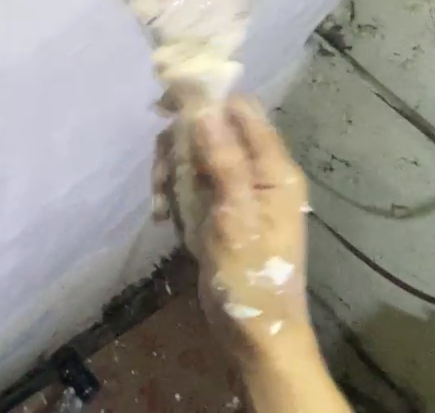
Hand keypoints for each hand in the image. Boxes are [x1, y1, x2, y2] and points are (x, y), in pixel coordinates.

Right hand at [184, 98, 311, 357]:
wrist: (255, 336)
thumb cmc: (252, 278)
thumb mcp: (235, 218)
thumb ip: (223, 161)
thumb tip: (203, 108)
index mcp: (274, 169)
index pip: (240, 108)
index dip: (204, 97)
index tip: (164, 105)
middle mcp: (259, 171)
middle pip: (211, 127)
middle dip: (179, 143)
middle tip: (160, 170)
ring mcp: (238, 188)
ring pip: (194, 152)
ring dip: (170, 170)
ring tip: (161, 201)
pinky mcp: (220, 206)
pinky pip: (190, 180)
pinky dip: (172, 192)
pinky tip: (164, 216)